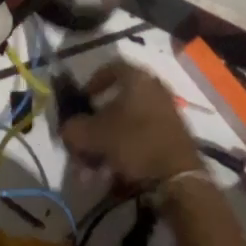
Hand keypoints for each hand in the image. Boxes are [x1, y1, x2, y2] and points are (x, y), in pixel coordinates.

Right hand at [59, 61, 204, 185]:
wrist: (178, 176)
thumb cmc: (135, 142)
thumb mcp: (96, 135)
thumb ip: (74, 129)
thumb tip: (66, 128)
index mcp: (137, 78)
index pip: (110, 68)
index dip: (92, 82)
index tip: (81, 101)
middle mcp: (154, 88)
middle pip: (116, 102)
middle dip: (95, 127)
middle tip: (83, 146)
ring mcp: (166, 112)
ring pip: (127, 125)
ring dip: (107, 145)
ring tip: (94, 170)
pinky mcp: (172, 136)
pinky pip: (141, 138)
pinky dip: (125, 152)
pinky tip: (114, 174)